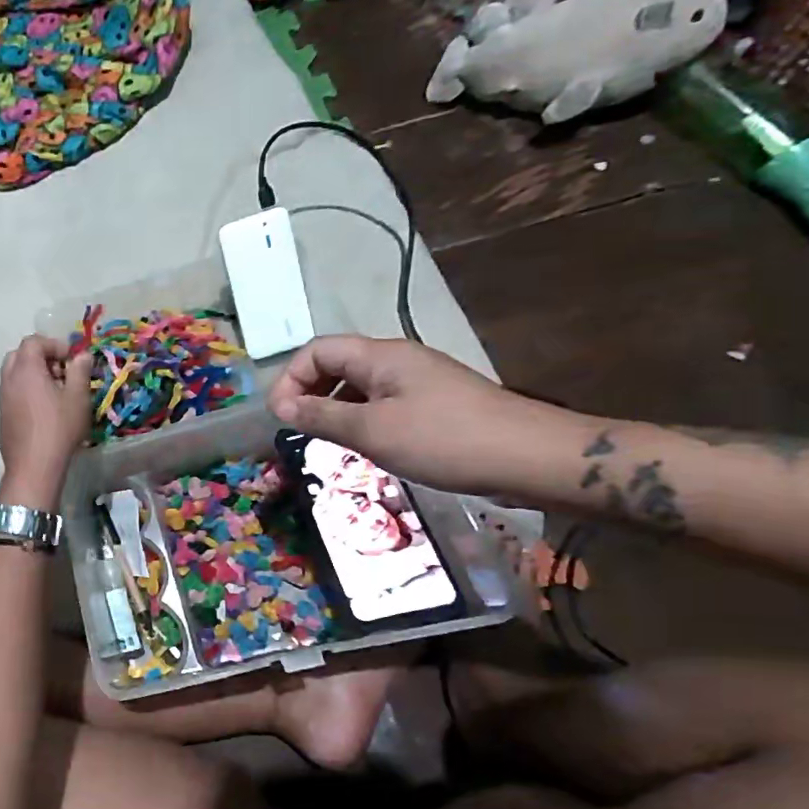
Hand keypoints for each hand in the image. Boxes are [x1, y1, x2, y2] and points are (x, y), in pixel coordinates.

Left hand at [0, 334, 91, 502]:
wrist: (33, 467)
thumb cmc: (59, 429)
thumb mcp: (78, 398)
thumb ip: (80, 371)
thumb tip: (82, 355)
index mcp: (25, 369)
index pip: (34, 341)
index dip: (54, 345)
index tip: (71, 360)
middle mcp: (8, 379)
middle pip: (19, 355)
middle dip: (41, 358)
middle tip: (61, 373)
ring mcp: (1, 399)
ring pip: (13, 375)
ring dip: (32, 376)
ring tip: (54, 393)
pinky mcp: (1, 417)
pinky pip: (12, 394)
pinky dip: (25, 392)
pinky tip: (42, 412)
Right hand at [267, 335, 581, 494]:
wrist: (528, 457)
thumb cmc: (443, 440)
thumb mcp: (372, 431)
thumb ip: (322, 416)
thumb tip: (281, 406)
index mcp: (380, 356)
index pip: (317, 350)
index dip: (290, 378)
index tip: (280, 417)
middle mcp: (397, 360)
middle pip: (336, 363)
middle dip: (308, 392)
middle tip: (298, 429)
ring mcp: (417, 381)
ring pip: (358, 385)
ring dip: (333, 408)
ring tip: (326, 441)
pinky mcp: (432, 403)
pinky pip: (381, 402)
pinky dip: (360, 418)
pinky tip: (363, 446)